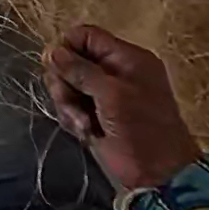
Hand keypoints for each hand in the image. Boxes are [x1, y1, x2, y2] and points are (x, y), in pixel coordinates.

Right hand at [41, 23, 200, 190]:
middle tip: (72, 100)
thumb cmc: (142, 128)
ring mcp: (102, 93)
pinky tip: (85, 130)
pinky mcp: (93, 113)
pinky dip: (72, 117)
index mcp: (125, 58)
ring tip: (83, 122)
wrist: (157, 173)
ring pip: (65, 84)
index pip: (85, 35)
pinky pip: (68, 105)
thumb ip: (80, 70)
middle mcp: (112, 71)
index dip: (67, 48)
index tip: (59, 67)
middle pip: (69, 60)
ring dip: (68, 104)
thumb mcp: (112, 94)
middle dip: (65, 82)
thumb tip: (51, 51)